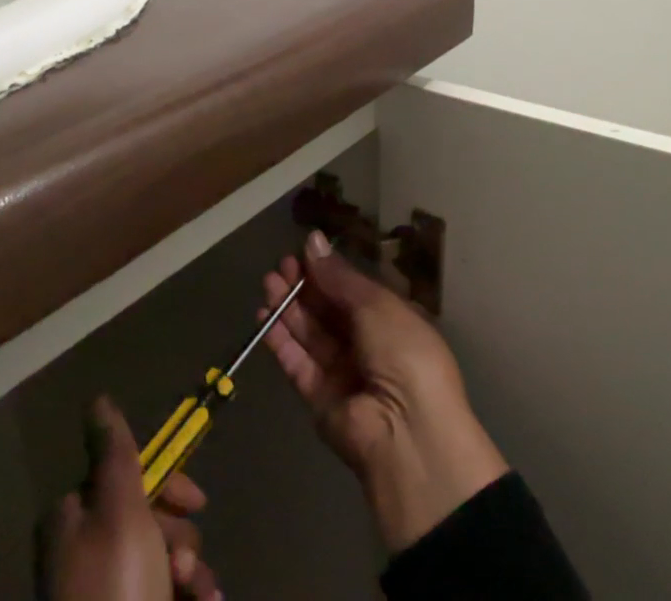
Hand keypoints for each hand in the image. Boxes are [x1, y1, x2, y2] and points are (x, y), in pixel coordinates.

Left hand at [46, 397, 221, 600]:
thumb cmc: (115, 588)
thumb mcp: (119, 511)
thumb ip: (117, 454)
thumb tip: (98, 399)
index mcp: (75, 518)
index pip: (128, 478)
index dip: (168, 485)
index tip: (196, 500)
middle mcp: (87, 551)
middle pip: (152, 520)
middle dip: (183, 539)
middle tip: (183, 564)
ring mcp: (108, 591)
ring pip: (167, 561)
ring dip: (193, 573)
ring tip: (194, 595)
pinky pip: (169, 594)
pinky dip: (190, 597)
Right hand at [261, 231, 509, 551]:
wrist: (406, 430)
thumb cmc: (404, 354)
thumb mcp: (378, 306)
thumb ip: (340, 278)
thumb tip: (313, 241)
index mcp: (394, 322)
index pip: (355, 292)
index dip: (329, 272)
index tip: (301, 251)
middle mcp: (370, 346)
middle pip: (330, 312)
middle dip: (305, 288)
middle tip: (279, 266)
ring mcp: (344, 373)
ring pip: (311, 335)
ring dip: (289, 309)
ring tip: (267, 283)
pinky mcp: (320, 398)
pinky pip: (298, 364)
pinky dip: (281, 341)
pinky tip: (264, 317)